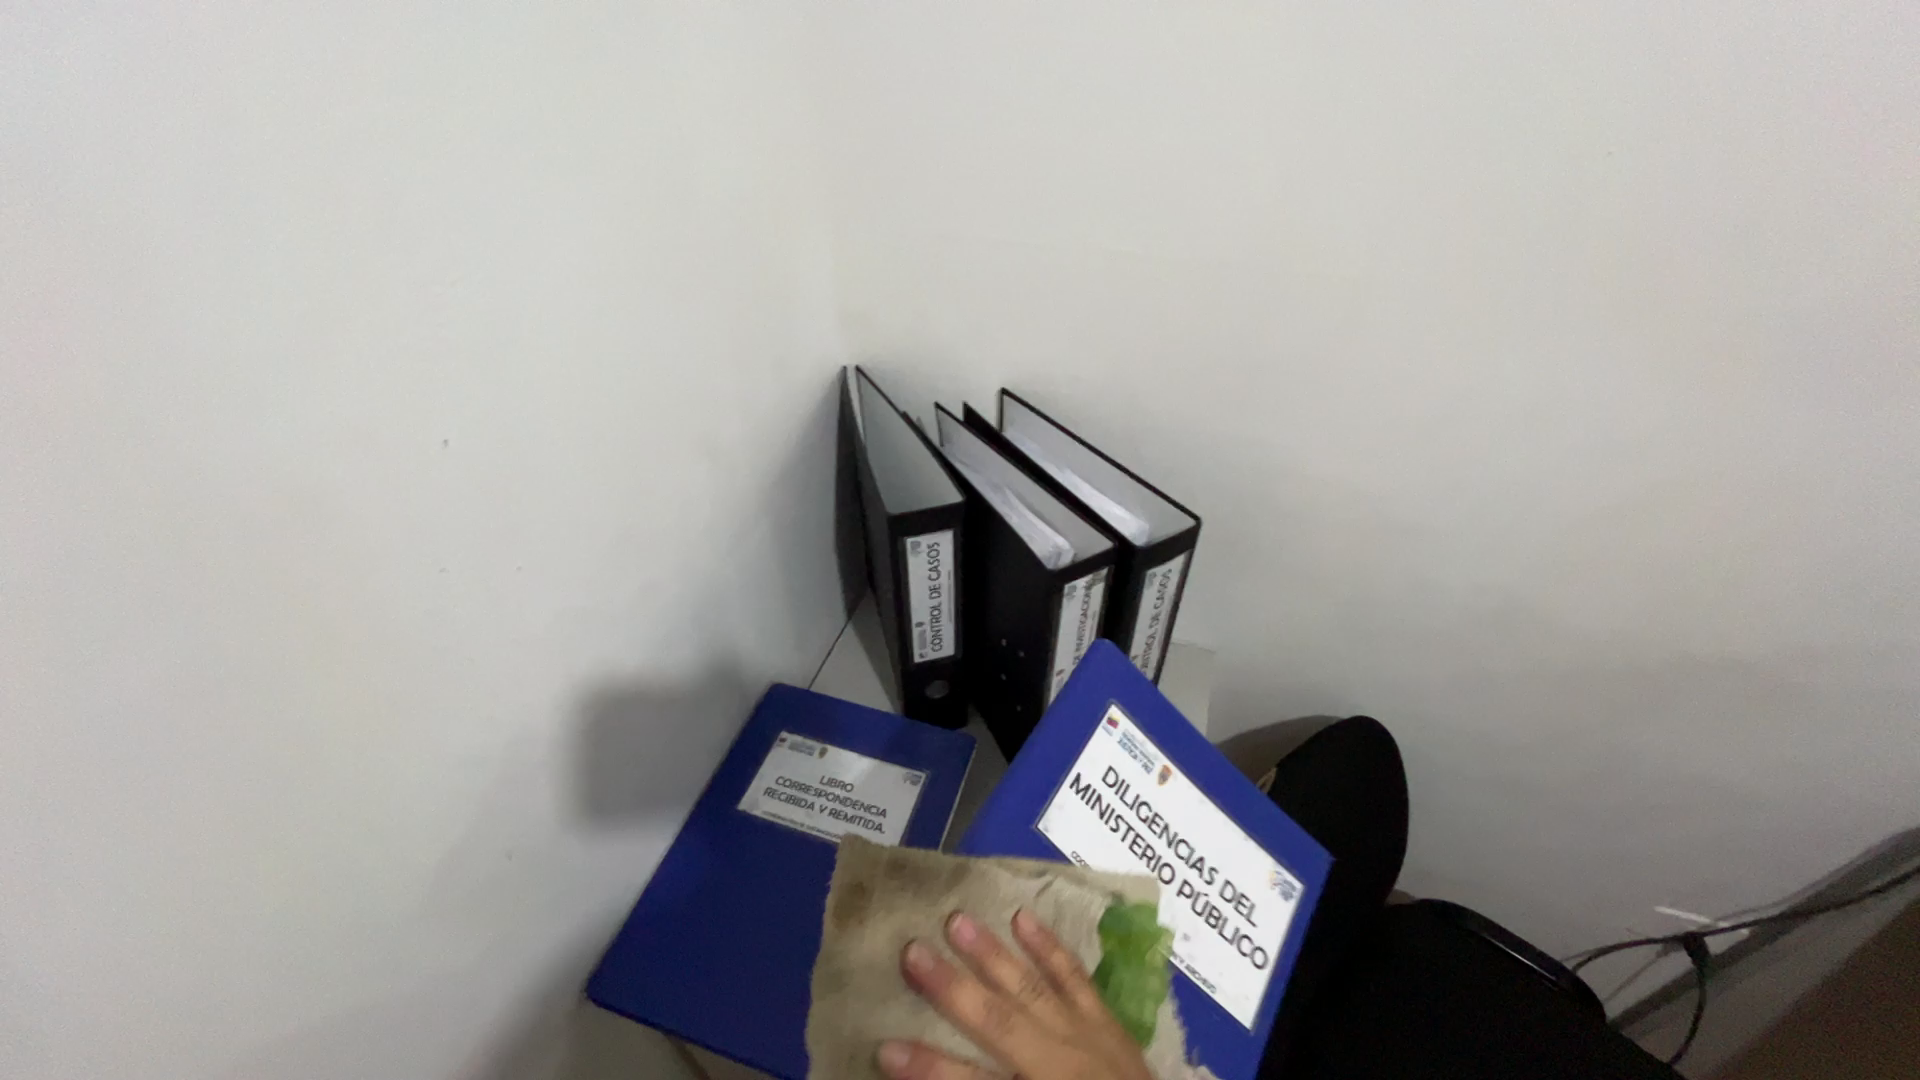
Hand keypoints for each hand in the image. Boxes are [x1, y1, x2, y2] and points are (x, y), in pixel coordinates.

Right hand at [877, 908, 1155, 1079]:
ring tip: (957, 919)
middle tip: (910, 950)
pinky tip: (1022, 918)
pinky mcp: (1107, 1023)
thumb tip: (940, 1075)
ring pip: (1033, 988)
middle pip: (998, 1023)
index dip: (927, 1068)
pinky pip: (1077, 979)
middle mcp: (1058, 1063)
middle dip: (951, 990)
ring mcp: (1087, 1038)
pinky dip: (1049, 948)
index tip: (883, 1046)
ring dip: (993, 954)